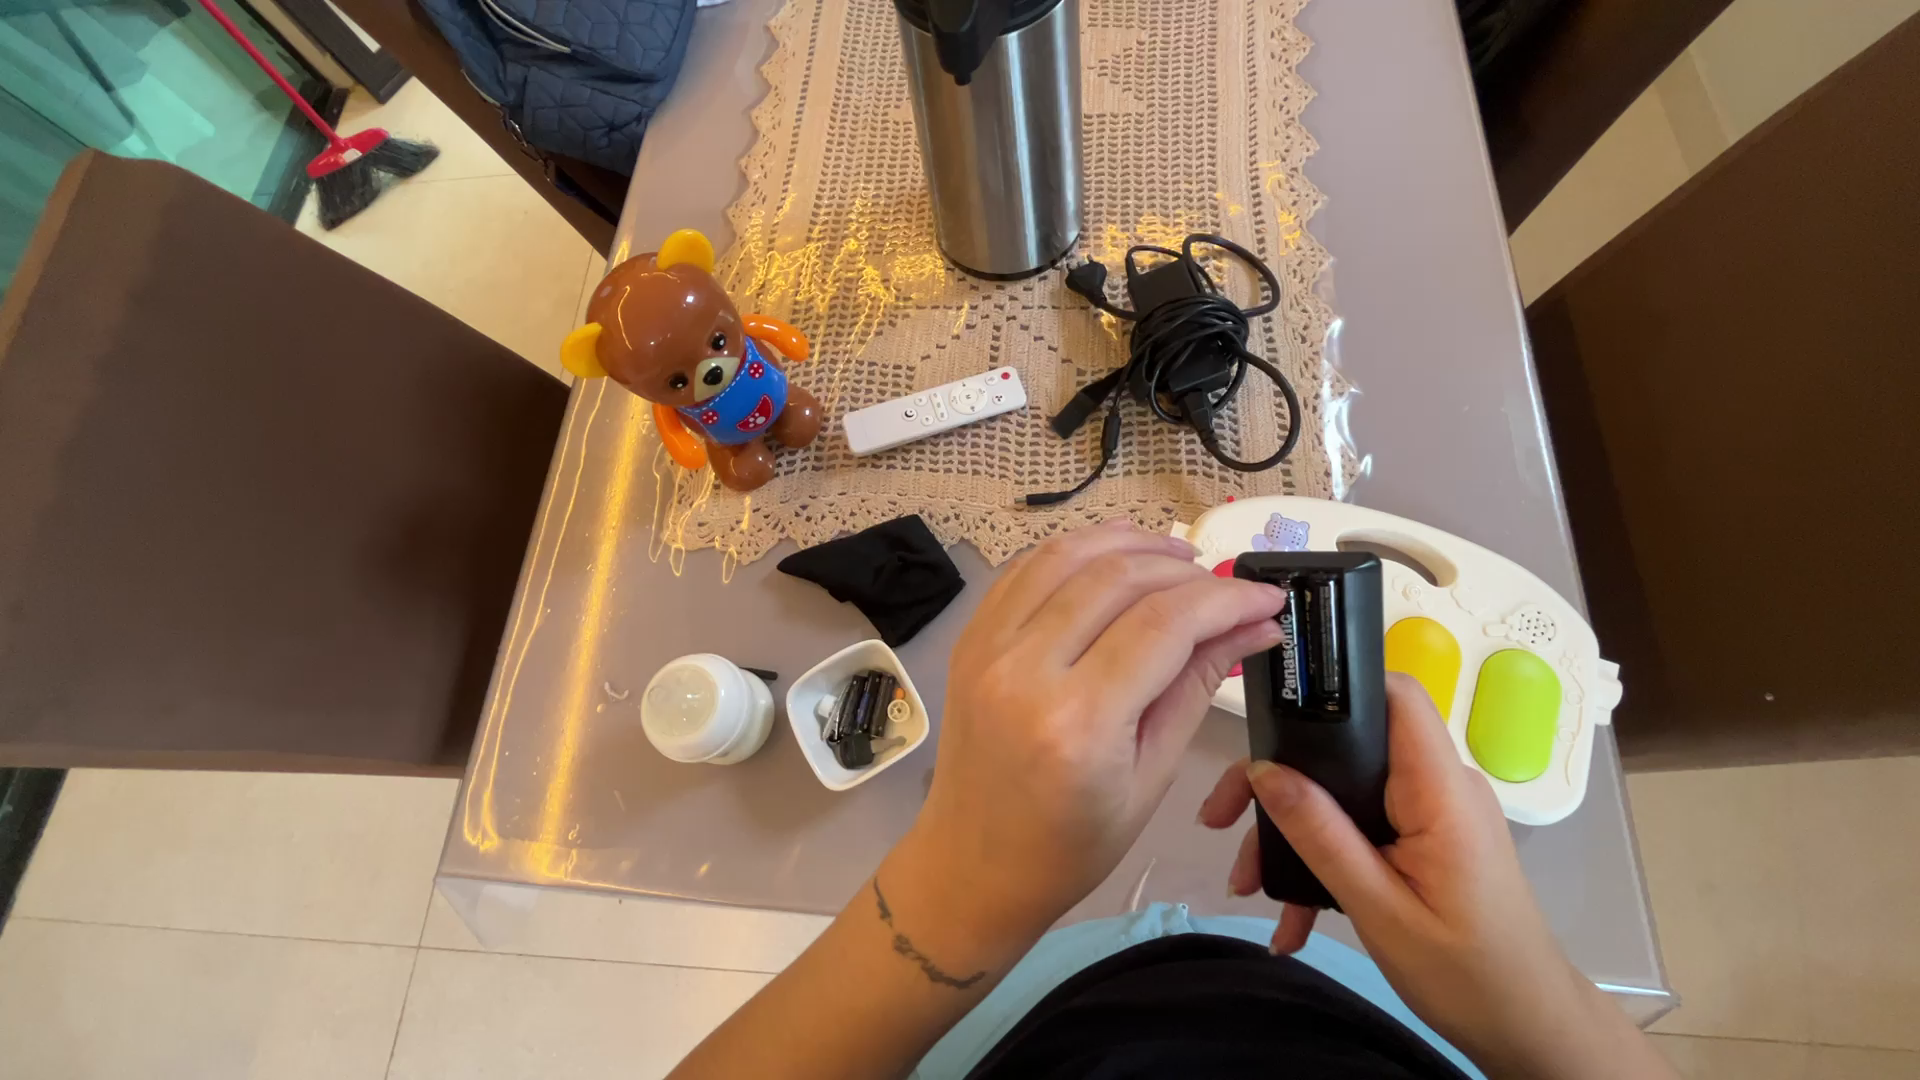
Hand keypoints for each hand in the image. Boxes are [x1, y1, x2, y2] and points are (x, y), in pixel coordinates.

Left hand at [890, 519, 1285, 947]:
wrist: (973, 862)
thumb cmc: (1071, 844)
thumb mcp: (1151, 777)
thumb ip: (1196, 687)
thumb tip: (1254, 625)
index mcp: (1079, 722)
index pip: (1165, 624)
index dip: (1226, 599)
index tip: (1266, 597)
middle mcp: (1024, 670)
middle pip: (1116, 578)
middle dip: (1183, 568)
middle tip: (1223, 581)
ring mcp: (987, 648)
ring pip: (1065, 556)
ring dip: (1127, 542)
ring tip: (1174, 553)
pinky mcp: (971, 640)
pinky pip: (1024, 570)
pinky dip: (1072, 550)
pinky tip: (1109, 555)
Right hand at [1198, 675, 1669, 1078]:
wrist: (1529, 1032)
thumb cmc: (1468, 975)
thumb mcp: (1381, 910)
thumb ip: (1322, 835)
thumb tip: (1262, 770)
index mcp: (1439, 790)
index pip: (1394, 696)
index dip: (1336, 686)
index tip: (1269, 712)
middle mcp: (1435, 785)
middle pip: (1343, 745)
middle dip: (1274, 778)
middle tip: (1220, 818)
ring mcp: (1427, 809)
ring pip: (1338, 788)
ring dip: (1287, 829)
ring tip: (1245, 882)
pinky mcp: (1419, 834)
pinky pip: (1355, 822)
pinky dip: (1317, 855)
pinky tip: (1287, 913)